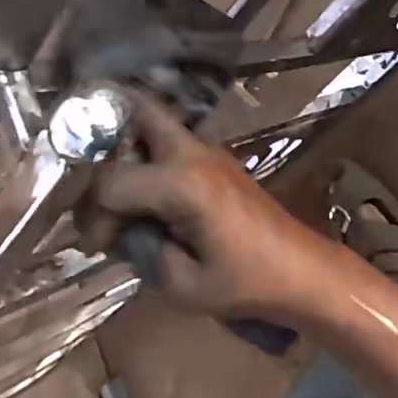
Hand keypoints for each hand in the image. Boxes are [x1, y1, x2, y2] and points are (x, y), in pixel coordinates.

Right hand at [84, 96, 346, 323]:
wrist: (302, 270)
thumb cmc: (248, 283)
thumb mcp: (184, 285)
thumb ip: (141, 251)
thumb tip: (119, 232)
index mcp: (181, 183)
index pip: (113, 183)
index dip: (94, 215)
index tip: (95, 244)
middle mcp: (190, 153)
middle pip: (137, 113)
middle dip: (107, 141)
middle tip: (95, 182)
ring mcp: (206, 149)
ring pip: (156, 119)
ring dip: (130, 143)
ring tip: (118, 183)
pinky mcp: (216, 157)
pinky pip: (172, 139)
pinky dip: (149, 152)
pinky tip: (146, 189)